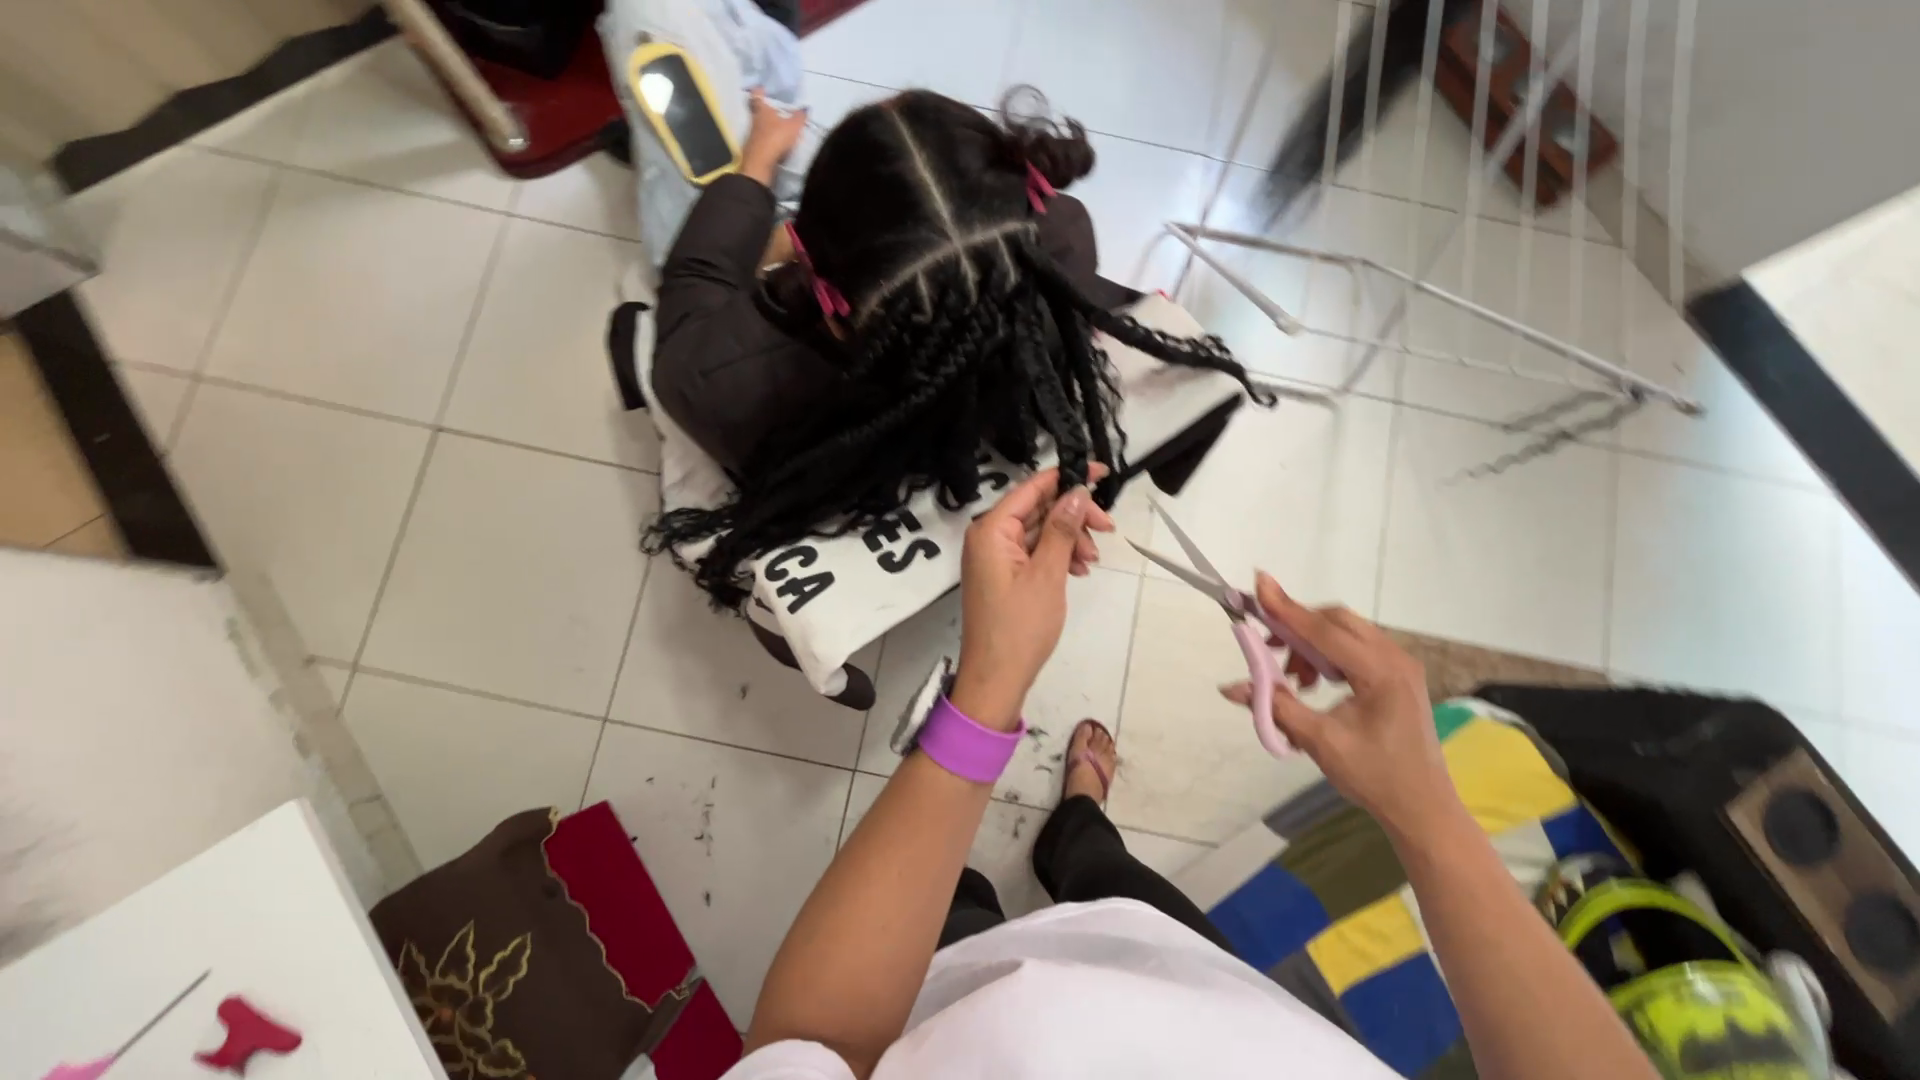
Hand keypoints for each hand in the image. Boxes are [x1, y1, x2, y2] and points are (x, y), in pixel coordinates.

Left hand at [740, 88, 807, 186]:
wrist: (761, 163)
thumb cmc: (776, 138)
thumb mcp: (793, 126)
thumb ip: (799, 117)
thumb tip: (805, 108)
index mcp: (762, 110)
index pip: (758, 96)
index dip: (759, 91)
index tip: (761, 88)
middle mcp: (755, 120)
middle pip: (757, 111)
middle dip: (765, 110)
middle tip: (774, 109)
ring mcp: (752, 135)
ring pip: (759, 126)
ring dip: (767, 126)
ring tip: (778, 127)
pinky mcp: (754, 149)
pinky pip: (762, 140)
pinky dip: (768, 140)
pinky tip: (776, 143)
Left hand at [949, 466, 1114, 728]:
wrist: (997, 678)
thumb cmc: (1020, 628)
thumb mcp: (1047, 574)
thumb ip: (1061, 529)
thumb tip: (1076, 492)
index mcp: (991, 530)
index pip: (1032, 488)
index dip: (1067, 477)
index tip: (1101, 473)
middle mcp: (989, 537)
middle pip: (1038, 508)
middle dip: (1073, 516)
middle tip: (1108, 529)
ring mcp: (995, 557)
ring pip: (1040, 531)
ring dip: (1069, 539)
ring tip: (1090, 561)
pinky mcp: (1004, 575)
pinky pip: (1034, 553)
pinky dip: (1058, 557)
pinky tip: (1079, 570)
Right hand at [1220, 574, 1460, 840]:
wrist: (1422, 807)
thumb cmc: (1374, 776)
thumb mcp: (1319, 741)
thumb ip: (1275, 706)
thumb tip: (1231, 687)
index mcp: (1380, 672)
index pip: (1324, 630)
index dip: (1287, 608)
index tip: (1258, 583)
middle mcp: (1394, 659)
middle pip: (1336, 621)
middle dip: (1297, 626)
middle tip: (1267, 647)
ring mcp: (1400, 665)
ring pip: (1345, 631)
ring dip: (1311, 643)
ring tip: (1293, 678)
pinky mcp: (1397, 675)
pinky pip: (1356, 647)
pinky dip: (1328, 654)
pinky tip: (1315, 682)